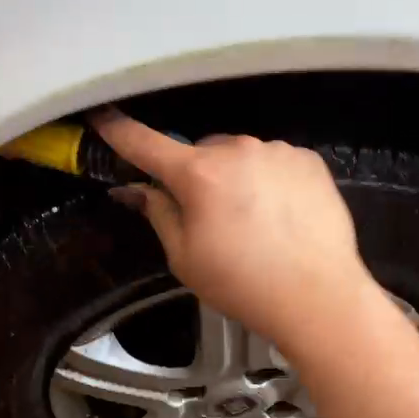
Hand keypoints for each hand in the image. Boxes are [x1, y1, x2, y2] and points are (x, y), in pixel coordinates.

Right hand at [91, 109, 382, 345]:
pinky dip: (267, 184)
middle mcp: (238, 149)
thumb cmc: (241, 285)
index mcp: (199, 175)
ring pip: (240, 159)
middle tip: (204, 222)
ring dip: (234, 182)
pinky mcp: (308, 161)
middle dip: (195, 178)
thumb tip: (135, 190)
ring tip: (249, 228)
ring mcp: (277, 151)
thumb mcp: (185, 259)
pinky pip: (274, 165)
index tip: (103, 119)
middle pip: (201, 154)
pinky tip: (277, 221)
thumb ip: (159, 215)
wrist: (316, 296)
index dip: (119, 133)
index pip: (147, 145)